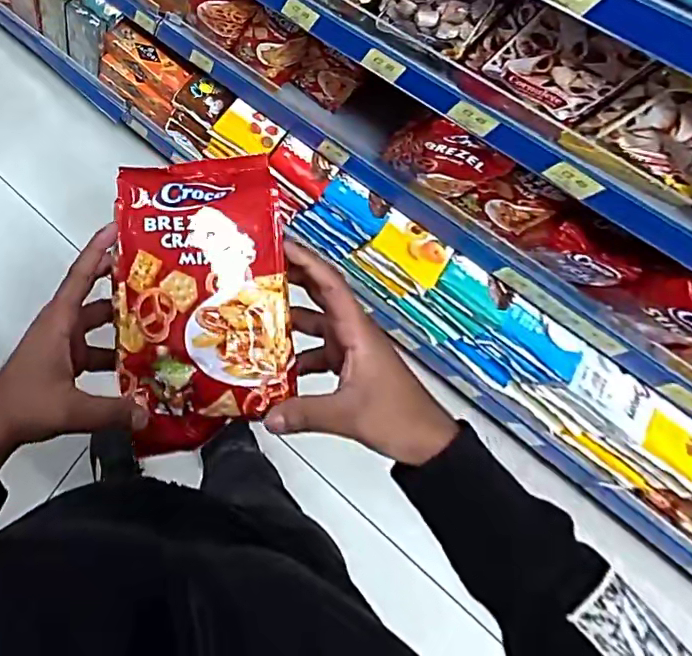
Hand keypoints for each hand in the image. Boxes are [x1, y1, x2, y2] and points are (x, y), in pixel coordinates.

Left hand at [0, 224, 146, 467]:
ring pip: (96, 323)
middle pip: (93, 294)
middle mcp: (61, 324)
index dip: (98, 249)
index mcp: (59, 320)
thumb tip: (145, 413)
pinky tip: (136, 366)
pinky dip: (114, 352)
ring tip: (155, 321)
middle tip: (150, 273)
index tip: (115, 229)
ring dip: (121, 321)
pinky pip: (95, 347)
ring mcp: (62, 342)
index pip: (81, 275)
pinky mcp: (64, 360)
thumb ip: (112, 411)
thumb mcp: (72, 408)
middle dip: (119, 281)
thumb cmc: (24, 403)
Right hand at [264, 240, 458, 466]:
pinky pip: (316, 347)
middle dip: (291, 276)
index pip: (330, 283)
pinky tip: (278, 363)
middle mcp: (354, 331)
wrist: (432, 446)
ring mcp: (352, 346)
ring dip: (289, 316)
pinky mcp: (350, 363)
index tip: (281, 244)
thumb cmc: (405, 420)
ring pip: (315, 320)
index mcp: (357, 331)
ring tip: (259, 313)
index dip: (306, 260)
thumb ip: (303, 413)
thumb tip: (269, 415)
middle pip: (320, 293)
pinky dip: (296, 351)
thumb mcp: (347, 415)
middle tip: (260, 267)